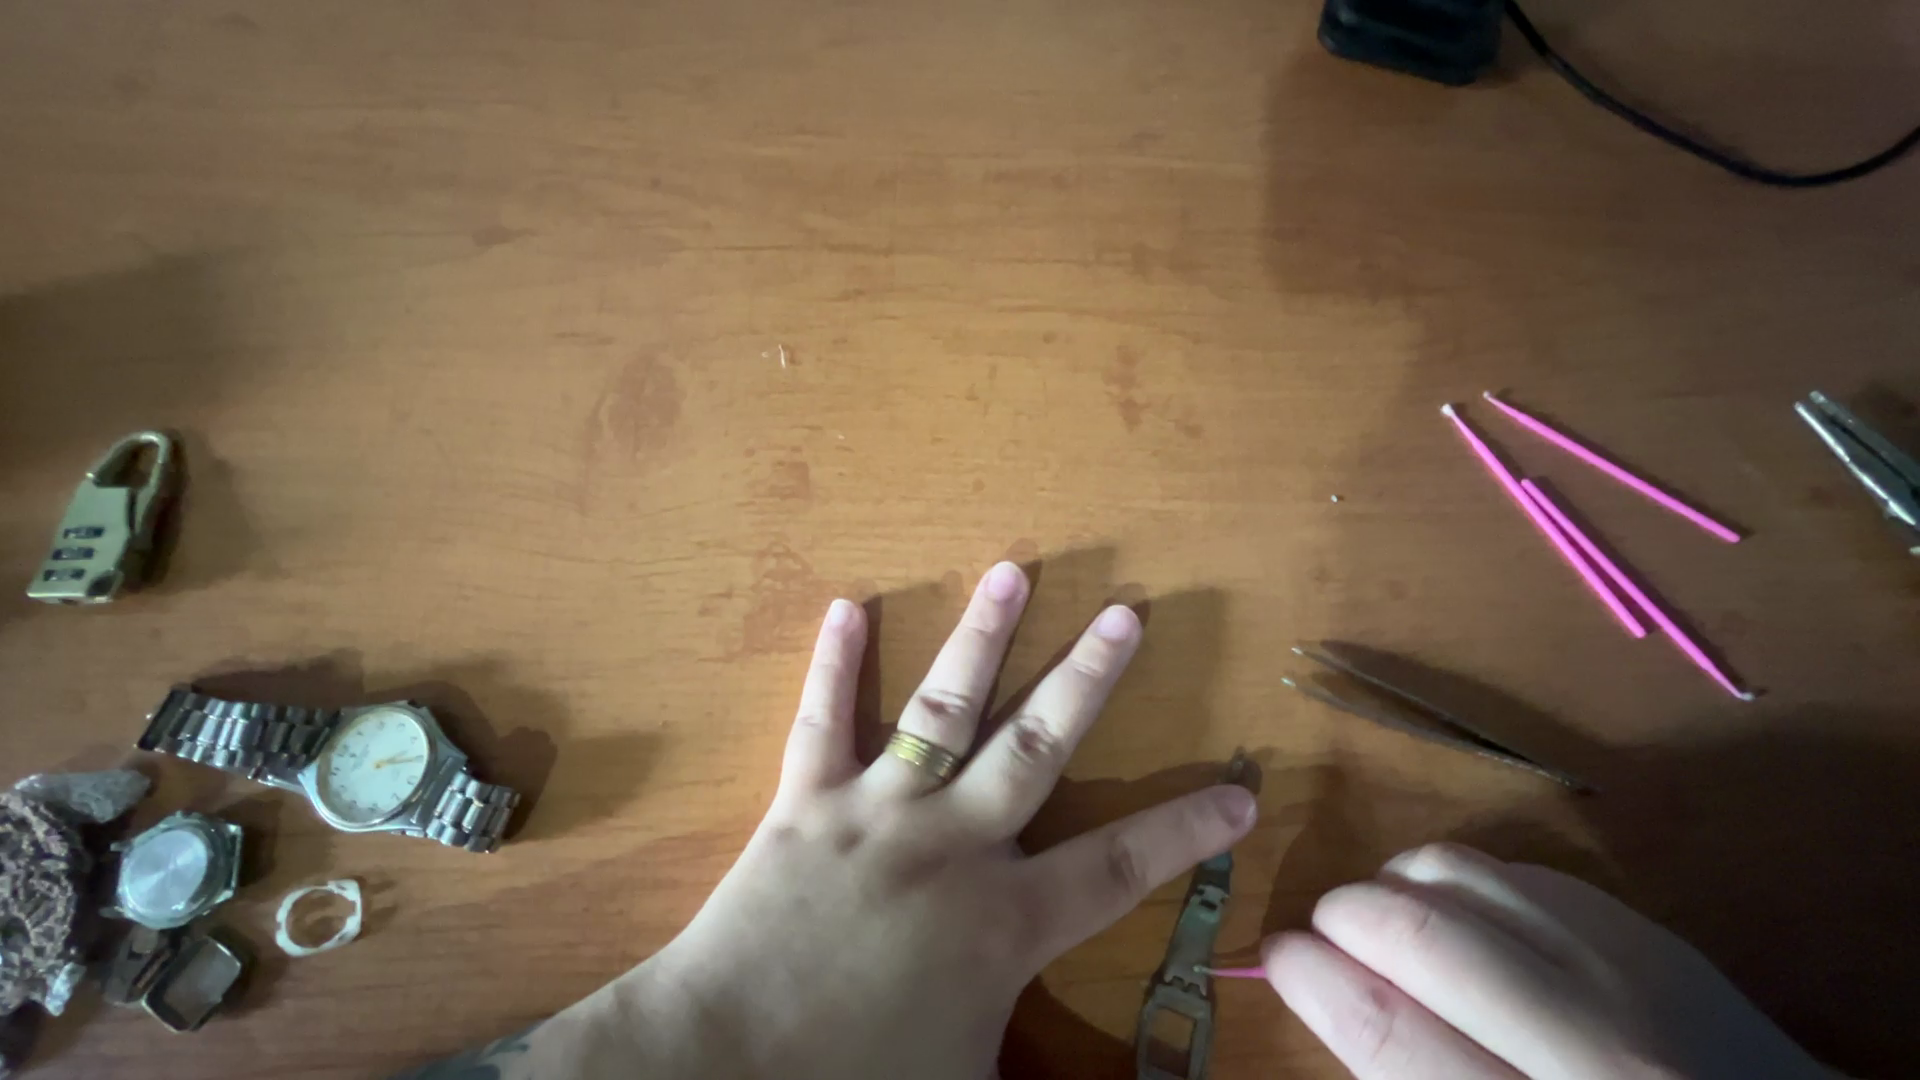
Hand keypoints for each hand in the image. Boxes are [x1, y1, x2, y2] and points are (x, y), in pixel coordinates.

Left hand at [551, 562, 1255, 1079]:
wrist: (726, 1071)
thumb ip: (1044, 1064)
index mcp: (1003, 918)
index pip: (1119, 866)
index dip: (1185, 829)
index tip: (1239, 790)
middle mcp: (952, 844)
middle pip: (1037, 747)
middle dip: (1086, 679)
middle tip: (1123, 614)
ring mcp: (879, 811)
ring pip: (942, 710)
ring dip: (980, 639)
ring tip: (1009, 573)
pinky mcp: (807, 802)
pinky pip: (821, 722)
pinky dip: (833, 664)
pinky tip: (845, 606)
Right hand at [1264, 842, 1836, 1079]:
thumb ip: (1403, 1067)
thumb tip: (1312, 978)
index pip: (1391, 1032)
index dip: (1311, 979)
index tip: (1278, 954)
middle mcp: (1596, 1049)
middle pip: (1415, 931)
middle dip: (1341, 917)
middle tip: (1329, 936)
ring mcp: (1632, 977)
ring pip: (1455, 874)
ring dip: (1392, 886)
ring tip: (1393, 924)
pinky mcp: (1647, 929)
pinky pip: (1505, 866)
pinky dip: (1454, 884)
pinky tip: (1464, 922)